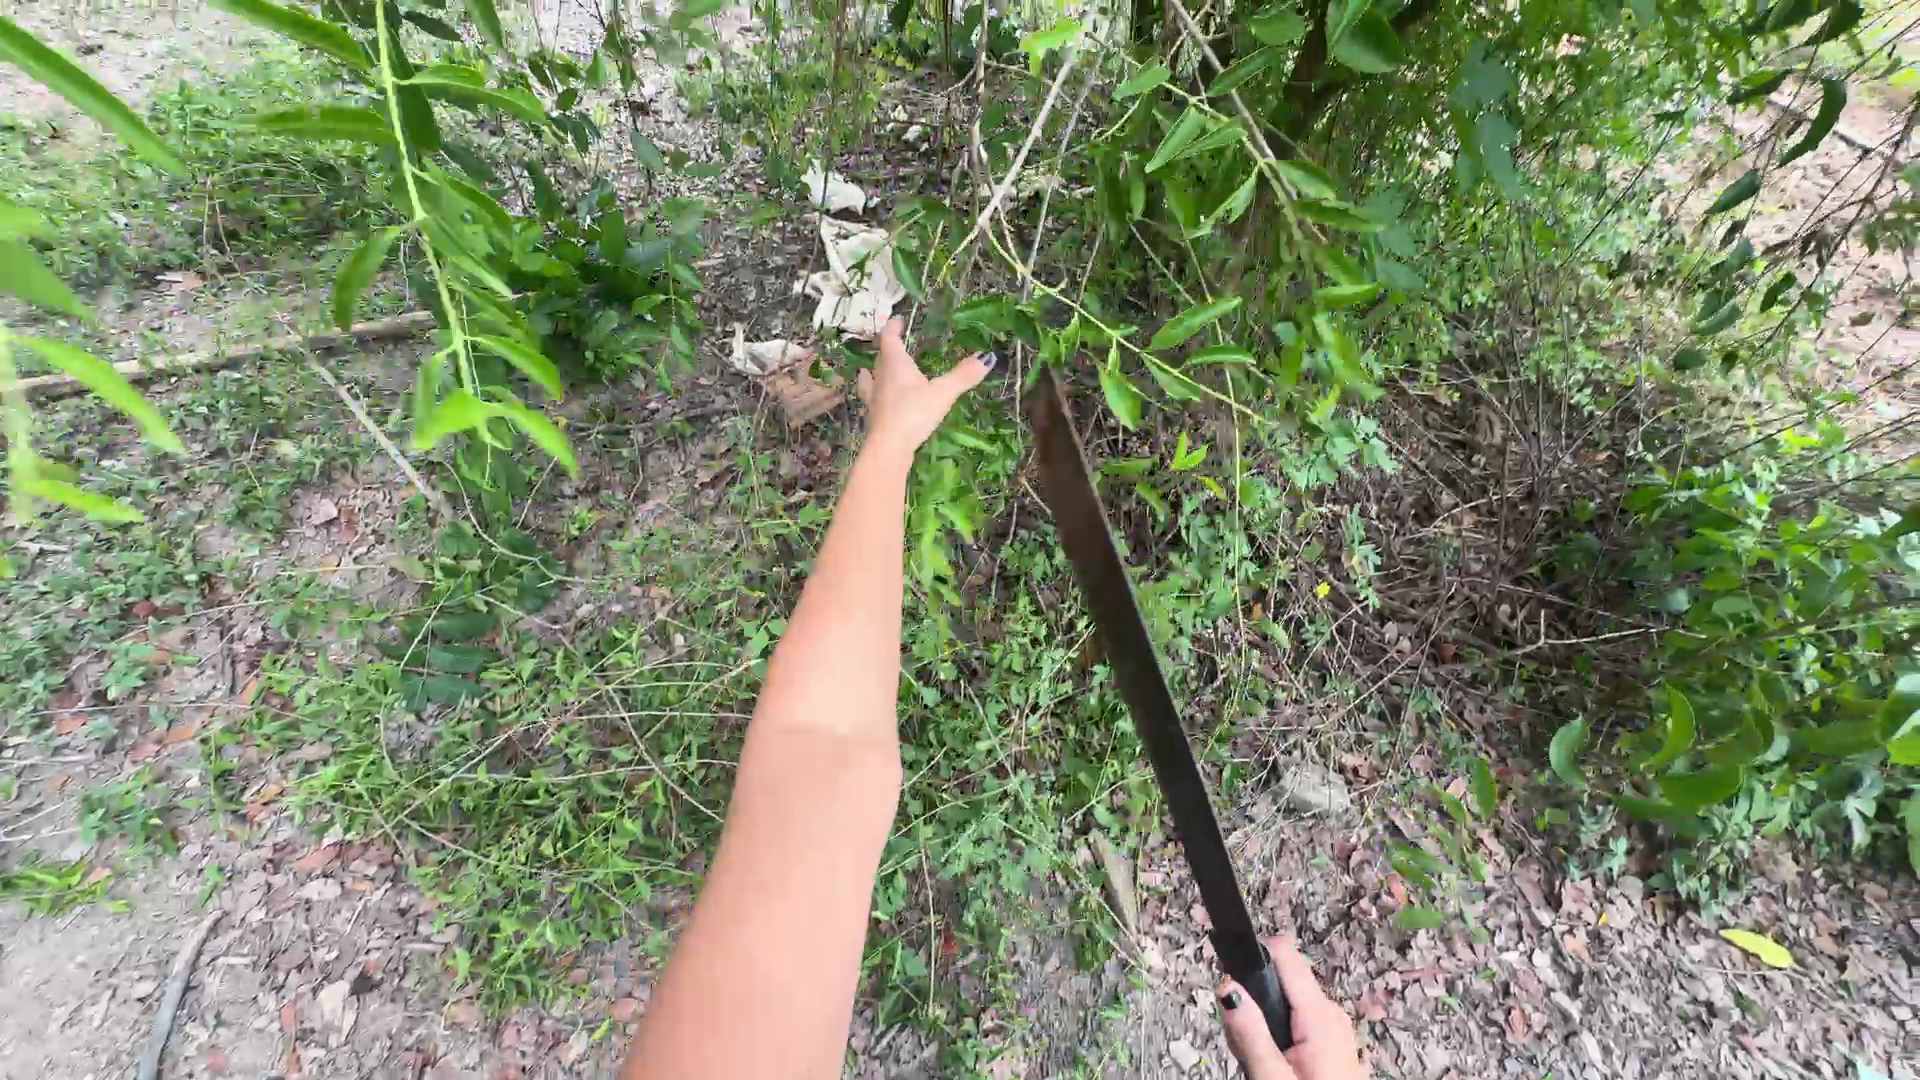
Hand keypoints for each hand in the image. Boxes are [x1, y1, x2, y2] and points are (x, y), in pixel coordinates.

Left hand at [855, 317, 992, 457]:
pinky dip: (873, 396)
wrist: (889, 448)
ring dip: (871, 374)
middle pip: (880, 359)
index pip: (889, 339)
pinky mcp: (873, 418)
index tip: (898, 321)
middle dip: (887, 350)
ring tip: (867, 371)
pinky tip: (875, 402)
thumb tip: (987, 357)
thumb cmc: (913, 413)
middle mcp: (880, 378)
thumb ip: (963, 376)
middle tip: (893, 345)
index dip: (893, 328)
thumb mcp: (943, 393)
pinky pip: (872, 400)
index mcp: (895, 365)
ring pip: (869, 380)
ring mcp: (873, 398)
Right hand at [1216, 938, 1364, 1079]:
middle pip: (1277, 979)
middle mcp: (1330, 1015)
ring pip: (1282, 1003)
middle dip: (1251, 1003)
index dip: (1251, 957)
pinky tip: (1269, 1066)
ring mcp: (1332, 1031)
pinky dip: (1274, 1036)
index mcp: (1320, 1016)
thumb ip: (1249, 1032)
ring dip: (1259, 1023)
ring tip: (1254, 1062)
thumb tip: (1226, 985)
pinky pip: (1293, 1022)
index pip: (1283, 952)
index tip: (1228, 980)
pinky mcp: (1329, 1045)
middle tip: (1240, 1044)